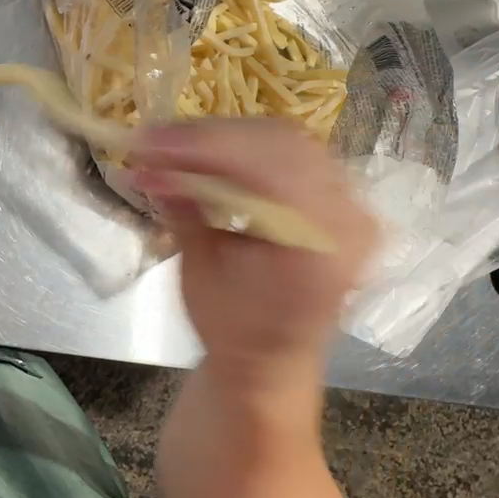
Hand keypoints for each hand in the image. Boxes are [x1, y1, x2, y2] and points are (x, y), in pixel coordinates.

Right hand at [129, 120, 376, 376]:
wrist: (271, 359)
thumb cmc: (232, 330)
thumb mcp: (198, 276)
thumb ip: (185, 216)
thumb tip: (148, 169)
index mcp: (320, 248)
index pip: (271, 170)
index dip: (206, 147)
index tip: (149, 143)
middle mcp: (349, 220)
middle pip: (280, 146)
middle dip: (208, 138)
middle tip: (151, 142)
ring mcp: (350, 207)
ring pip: (284, 142)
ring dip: (220, 140)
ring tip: (169, 147)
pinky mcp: (336, 199)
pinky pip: (288, 155)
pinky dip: (239, 150)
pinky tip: (201, 156)